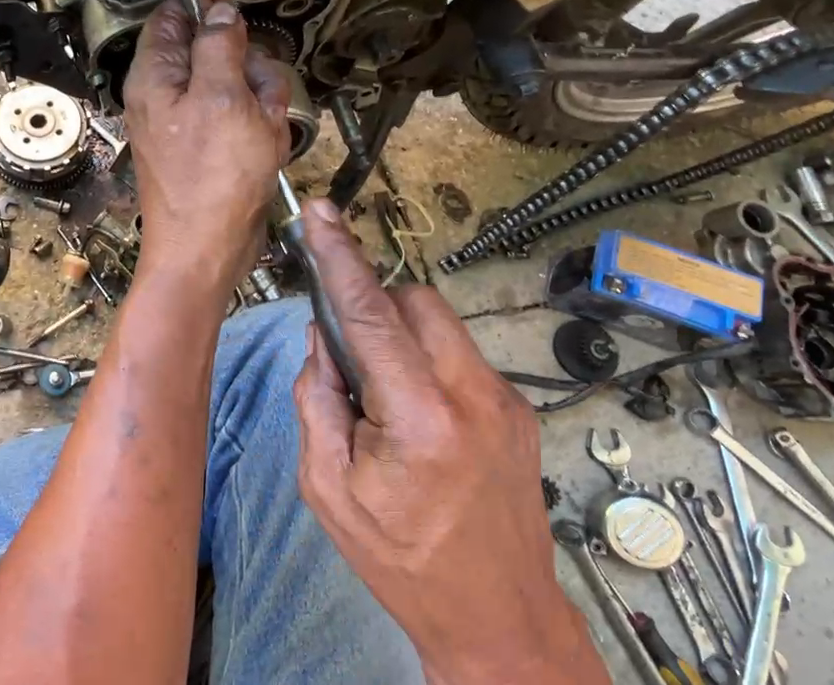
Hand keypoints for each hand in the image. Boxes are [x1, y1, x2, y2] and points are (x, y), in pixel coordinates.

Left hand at [122, 0, 291, 301]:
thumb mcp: (222, 98)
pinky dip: (261, 129)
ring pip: (242, 82)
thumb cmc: (210, 180)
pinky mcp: (213, 145)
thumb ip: (219, 46)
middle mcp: (168, 93)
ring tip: (260, 134)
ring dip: (262, 101)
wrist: (208, 250)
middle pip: (218, 48)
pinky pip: (247, 117)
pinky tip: (262, 151)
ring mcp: (192, 121)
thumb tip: (219, 13)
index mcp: (155, 75)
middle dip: (249, 66)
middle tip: (256, 96)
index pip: (174, 14)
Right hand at [289, 200, 608, 684]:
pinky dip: (423, 360)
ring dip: (399, 334)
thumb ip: (316, 400)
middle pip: (416, 302)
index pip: (370, 316)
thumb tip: (321, 340)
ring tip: (378, 394)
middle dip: (374, 305)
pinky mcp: (517, 410)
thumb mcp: (327, 487)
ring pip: (441, 323)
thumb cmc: (402, 560)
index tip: (321, 216)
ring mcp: (504, 402)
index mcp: (420, 419)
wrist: (498, 617)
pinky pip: (458, 354)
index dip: (340, 259)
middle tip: (344, 354)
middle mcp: (473, 397)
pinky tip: (410, 415)